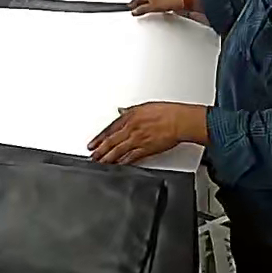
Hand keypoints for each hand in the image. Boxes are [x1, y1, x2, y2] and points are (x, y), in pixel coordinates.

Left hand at [89, 102, 207, 164]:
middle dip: (99, 150)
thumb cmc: (167, 112)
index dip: (99, 137)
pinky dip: (122, 162)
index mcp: (130, 116)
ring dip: (107, 158)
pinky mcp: (145, 149)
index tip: (92, 143)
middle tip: (92, 156)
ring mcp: (137, 140)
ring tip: (100, 163)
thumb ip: (130, 112)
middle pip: (110, 141)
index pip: (109, 128)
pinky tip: (117, 166)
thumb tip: (121, 112)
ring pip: (117, 151)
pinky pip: (130, 158)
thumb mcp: (145, 106)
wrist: (179, 120)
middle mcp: (131, 128)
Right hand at [130, 0, 195, 16]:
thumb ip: (142, 9)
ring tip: (141, 11)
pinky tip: (151, 9)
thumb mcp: (152, 7)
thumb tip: (134, 11)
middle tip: (133, 10)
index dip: (132, 4)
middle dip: (137, 4)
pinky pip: (153, 2)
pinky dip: (150, 6)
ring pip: (147, 0)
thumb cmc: (169, 1)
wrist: (181, 1)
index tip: (129, 8)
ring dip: (143, 5)